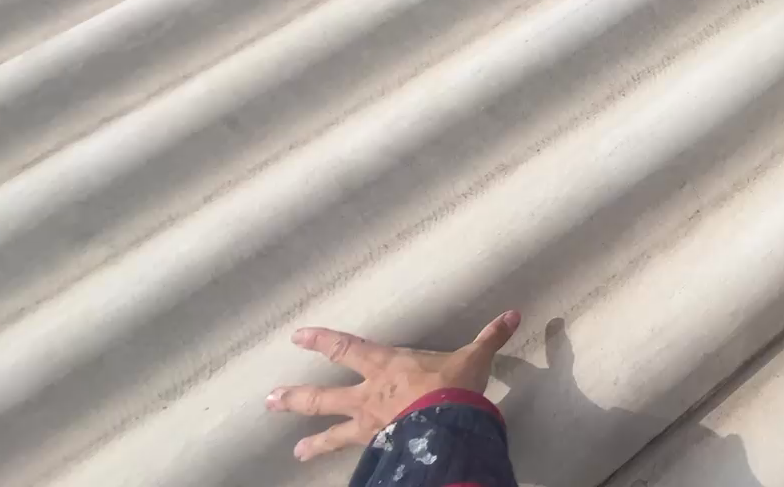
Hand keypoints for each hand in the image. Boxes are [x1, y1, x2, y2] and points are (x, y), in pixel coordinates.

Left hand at [267, 310, 520, 460]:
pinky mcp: (376, 449)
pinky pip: (357, 455)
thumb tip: (515, 314)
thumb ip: (491, 337)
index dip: (322, 342)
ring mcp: (368, 426)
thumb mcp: (475, 357)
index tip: (297, 336)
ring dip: (313, 441)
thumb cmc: (453, 385)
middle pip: (323, 396)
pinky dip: (348, 460)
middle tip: (269, 399)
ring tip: (296, 451)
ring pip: (330, 432)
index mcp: (388, 365)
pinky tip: (344, 469)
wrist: (444, 426)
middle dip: (296, 397)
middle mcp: (369, 394)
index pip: (347, 349)